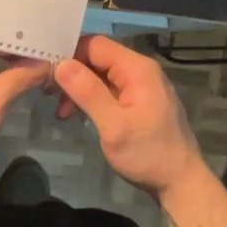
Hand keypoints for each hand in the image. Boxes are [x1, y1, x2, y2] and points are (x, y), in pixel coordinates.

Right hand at [53, 35, 206, 197]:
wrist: (179, 181)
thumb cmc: (146, 154)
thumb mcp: (113, 125)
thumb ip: (88, 92)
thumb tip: (60, 64)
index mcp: (137, 69)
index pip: (96, 45)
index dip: (69, 54)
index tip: (47, 75)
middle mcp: (141, 71)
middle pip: (98, 59)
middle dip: (72, 74)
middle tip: (50, 97)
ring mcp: (141, 87)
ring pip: (101, 76)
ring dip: (79, 90)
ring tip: (62, 113)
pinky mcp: (139, 102)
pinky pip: (110, 91)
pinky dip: (92, 100)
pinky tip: (78, 116)